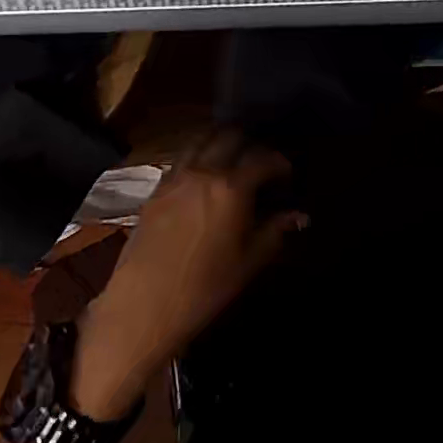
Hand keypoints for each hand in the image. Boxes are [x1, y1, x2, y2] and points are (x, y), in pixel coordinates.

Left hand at [70, 131, 304, 418]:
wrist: (143, 304)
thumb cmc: (204, 287)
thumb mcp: (249, 261)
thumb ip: (275, 231)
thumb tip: (299, 215)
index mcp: (232, 188)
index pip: (262, 158)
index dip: (279, 161)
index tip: (286, 173)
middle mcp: (204, 172)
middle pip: (229, 137)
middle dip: (249, 143)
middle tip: (258, 161)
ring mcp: (176, 178)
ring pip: (200, 140)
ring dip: (219, 141)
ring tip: (230, 156)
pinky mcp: (155, 190)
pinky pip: (180, 159)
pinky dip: (196, 156)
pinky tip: (201, 174)